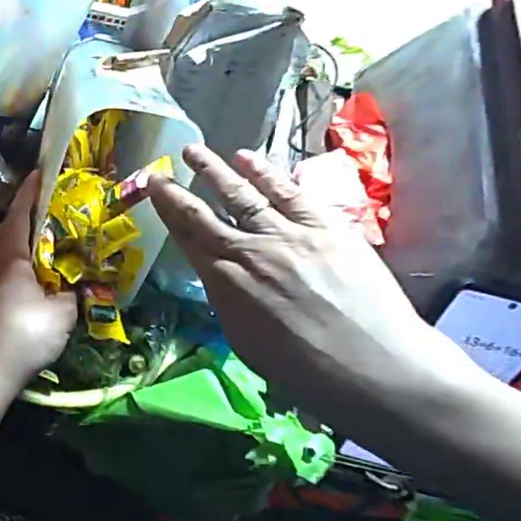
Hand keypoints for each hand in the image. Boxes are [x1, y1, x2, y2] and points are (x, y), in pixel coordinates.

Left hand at [0, 174, 77, 386]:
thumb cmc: (28, 333)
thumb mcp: (62, 310)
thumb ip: (73, 288)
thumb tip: (79, 279)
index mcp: (12, 259)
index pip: (19, 217)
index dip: (30, 193)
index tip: (41, 172)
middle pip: (13, 228)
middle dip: (31, 209)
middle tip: (54, 194)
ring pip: (12, 247)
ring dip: (29, 231)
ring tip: (53, 222)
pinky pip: (15, 264)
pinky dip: (30, 253)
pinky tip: (46, 259)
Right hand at [147, 145, 475, 419]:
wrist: (368, 365)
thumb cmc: (300, 369)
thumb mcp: (242, 338)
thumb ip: (227, 300)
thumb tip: (222, 279)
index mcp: (223, 283)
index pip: (187, 237)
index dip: (166, 210)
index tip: (152, 188)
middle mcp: (248, 251)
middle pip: (205, 212)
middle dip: (179, 188)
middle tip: (162, 166)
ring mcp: (288, 235)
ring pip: (244, 194)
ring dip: (217, 170)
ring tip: (197, 151)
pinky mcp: (326, 227)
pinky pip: (289, 194)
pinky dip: (266, 174)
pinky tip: (249, 159)